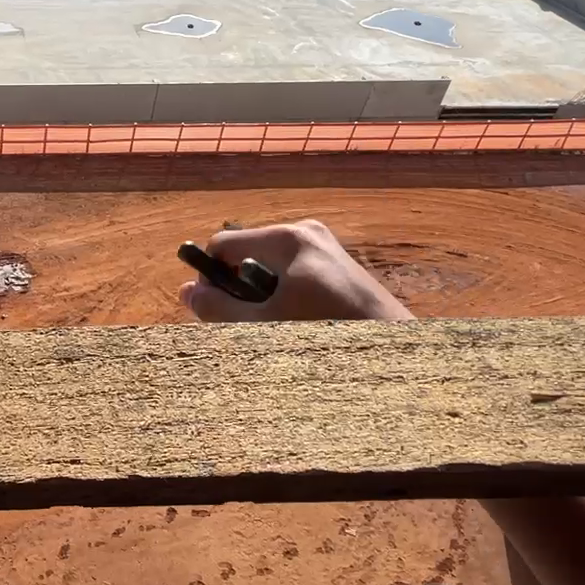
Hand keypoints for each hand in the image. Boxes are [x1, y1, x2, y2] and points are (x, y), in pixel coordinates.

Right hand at [179, 220, 412, 322]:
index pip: (222, 245)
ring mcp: (325, 246)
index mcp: (286, 238)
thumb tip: (185, 292)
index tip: (216, 309)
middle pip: (245, 253)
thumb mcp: (263, 325)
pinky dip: (282, 295)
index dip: (209, 276)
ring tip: (277, 327)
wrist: (399, 353)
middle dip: (237, 288)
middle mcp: (305, 231)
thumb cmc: (328, 335)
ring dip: (260, 296)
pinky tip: (298, 323)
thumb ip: (219, 307)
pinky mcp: (338, 264)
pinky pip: (291, 272)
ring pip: (266, 266)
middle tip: (248, 324)